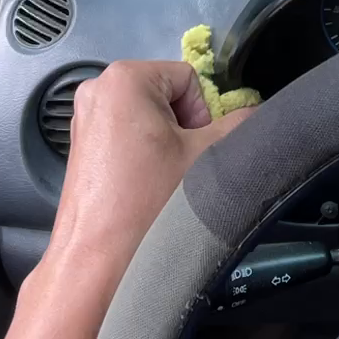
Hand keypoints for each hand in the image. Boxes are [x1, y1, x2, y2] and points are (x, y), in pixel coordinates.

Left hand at [46, 60, 252, 272]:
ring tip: (159, 176)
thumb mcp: (206, 157)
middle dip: (182, 126)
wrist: (96, 262)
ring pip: (147, 114)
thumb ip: (242, 124)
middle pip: (166, 93)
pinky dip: (141, 150)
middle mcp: (98, 87)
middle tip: (179, 164)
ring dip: (163, 140)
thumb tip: (260, 111)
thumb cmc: (149, 200)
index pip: (188, 79)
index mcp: (125, 77)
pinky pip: (125, 130)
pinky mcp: (79, 142)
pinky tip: (141, 182)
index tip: (193, 149)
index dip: (201, 114)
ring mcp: (84, 115)